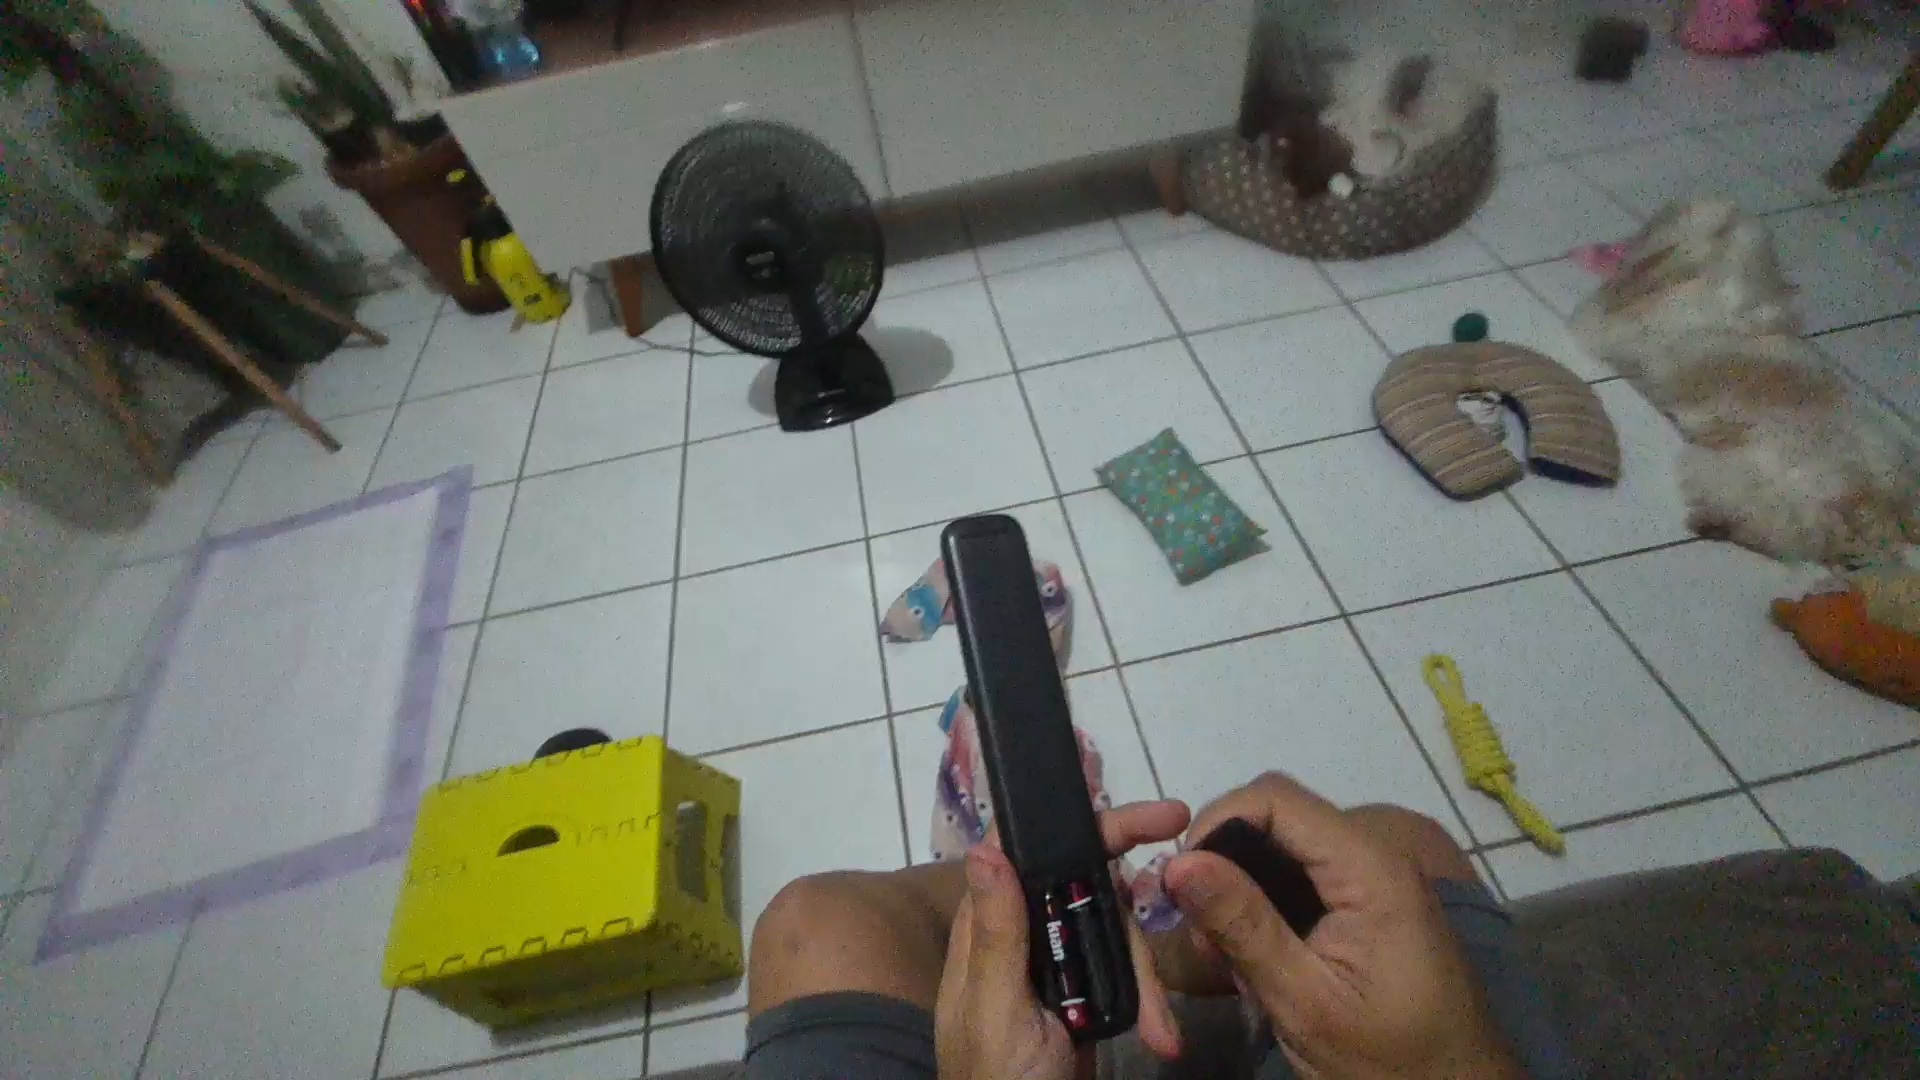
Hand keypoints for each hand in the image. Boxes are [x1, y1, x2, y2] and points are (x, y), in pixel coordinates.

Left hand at [935, 800, 1188, 1079]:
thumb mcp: (996, 1008)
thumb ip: (997, 931)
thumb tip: (986, 845)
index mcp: (990, 918)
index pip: (1032, 847)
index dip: (1081, 820)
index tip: (1139, 810)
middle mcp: (1022, 925)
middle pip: (1081, 877)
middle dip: (1130, 874)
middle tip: (1177, 825)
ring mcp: (1055, 957)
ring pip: (1111, 925)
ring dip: (1143, 969)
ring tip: (1160, 1027)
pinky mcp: (1083, 990)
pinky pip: (1122, 969)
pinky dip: (1146, 997)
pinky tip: (1160, 1033)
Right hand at [1162, 774, 1524, 1079]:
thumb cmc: (1392, 1065)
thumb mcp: (1305, 1004)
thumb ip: (1243, 925)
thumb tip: (1176, 863)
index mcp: (1369, 866)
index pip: (1275, 797)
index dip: (1218, 820)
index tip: (1184, 878)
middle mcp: (1371, 853)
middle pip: (1273, 813)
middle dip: (1222, 856)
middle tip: (1200, 923)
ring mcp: (1369, 874)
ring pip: (1278, 840)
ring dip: (1237, 880)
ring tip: (1222, 946)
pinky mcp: (1362, 897)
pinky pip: (1295, 868)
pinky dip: (1260, 897)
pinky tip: (1252, 948)